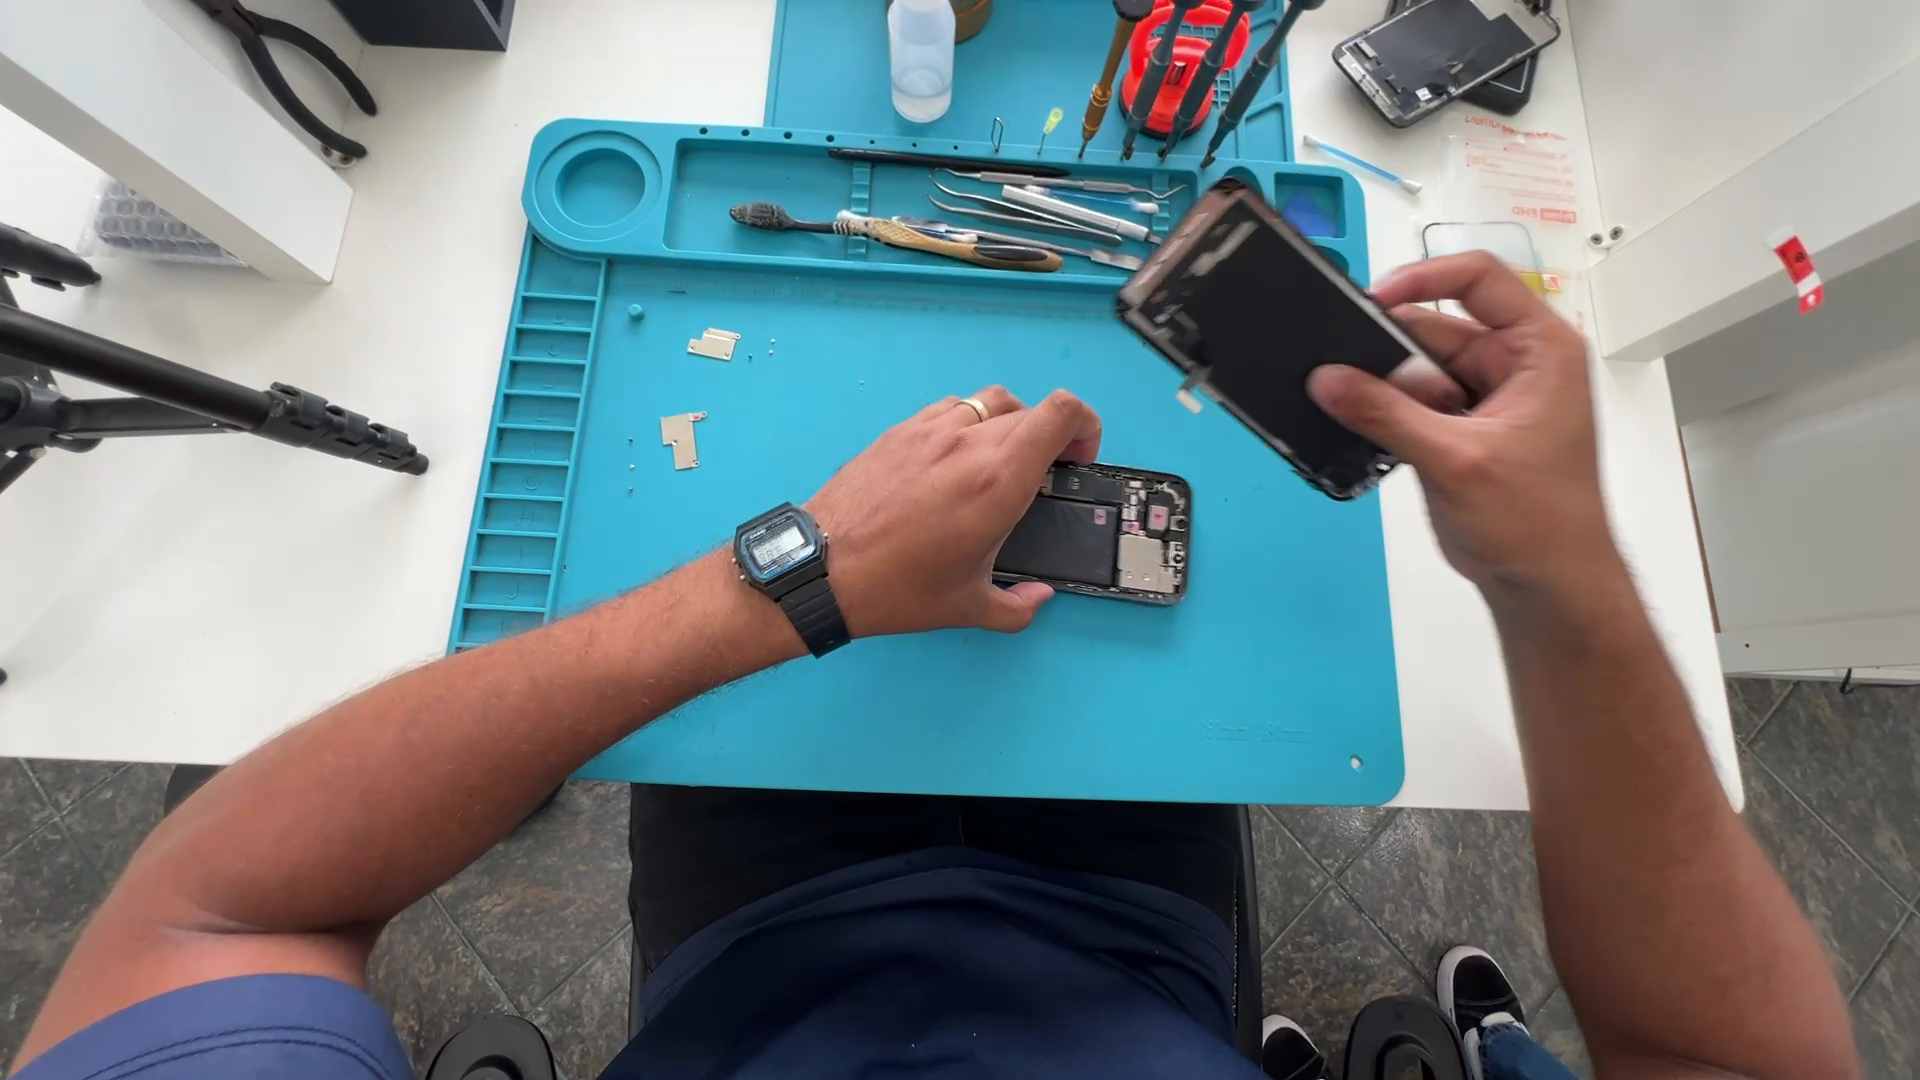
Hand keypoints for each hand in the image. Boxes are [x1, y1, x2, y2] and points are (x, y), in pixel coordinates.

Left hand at [806, 387, 1102, 636]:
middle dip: (1051, 437)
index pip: (1063, 413)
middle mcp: (969, 443)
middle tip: (1041, 475)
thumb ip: (1018, 606)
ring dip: (1010, 424)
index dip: (1087, 426)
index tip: (1078, 459)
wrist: (821, 569)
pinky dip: (969, 423)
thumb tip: (1038, 598)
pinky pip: (951, 408)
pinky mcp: (899, 431)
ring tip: (1000, 462)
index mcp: (998, 481)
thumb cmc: (895, 588)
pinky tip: (955, 458)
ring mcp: (931, 430)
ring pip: (991, 401)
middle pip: (1033, 408)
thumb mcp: (969, 607)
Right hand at [1307, 252, 1618, 593]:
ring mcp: (1477, 400)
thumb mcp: (1455, 458)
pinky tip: (1344, 420)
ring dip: (1374, 384)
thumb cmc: (1528, 516)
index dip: (1423, 278)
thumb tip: (1323, 378)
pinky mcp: (1451, 432)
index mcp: (1536, 350)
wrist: (1543, 582)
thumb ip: (1386, 414)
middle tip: (1327, 364)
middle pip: (1432, 330)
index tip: (1367, 303)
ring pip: (1411, 371)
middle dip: (1380, 347)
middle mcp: (1508, 365)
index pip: (1479, 282)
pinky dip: (1376, 412)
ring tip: (1328, 394)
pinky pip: (1404, 406)